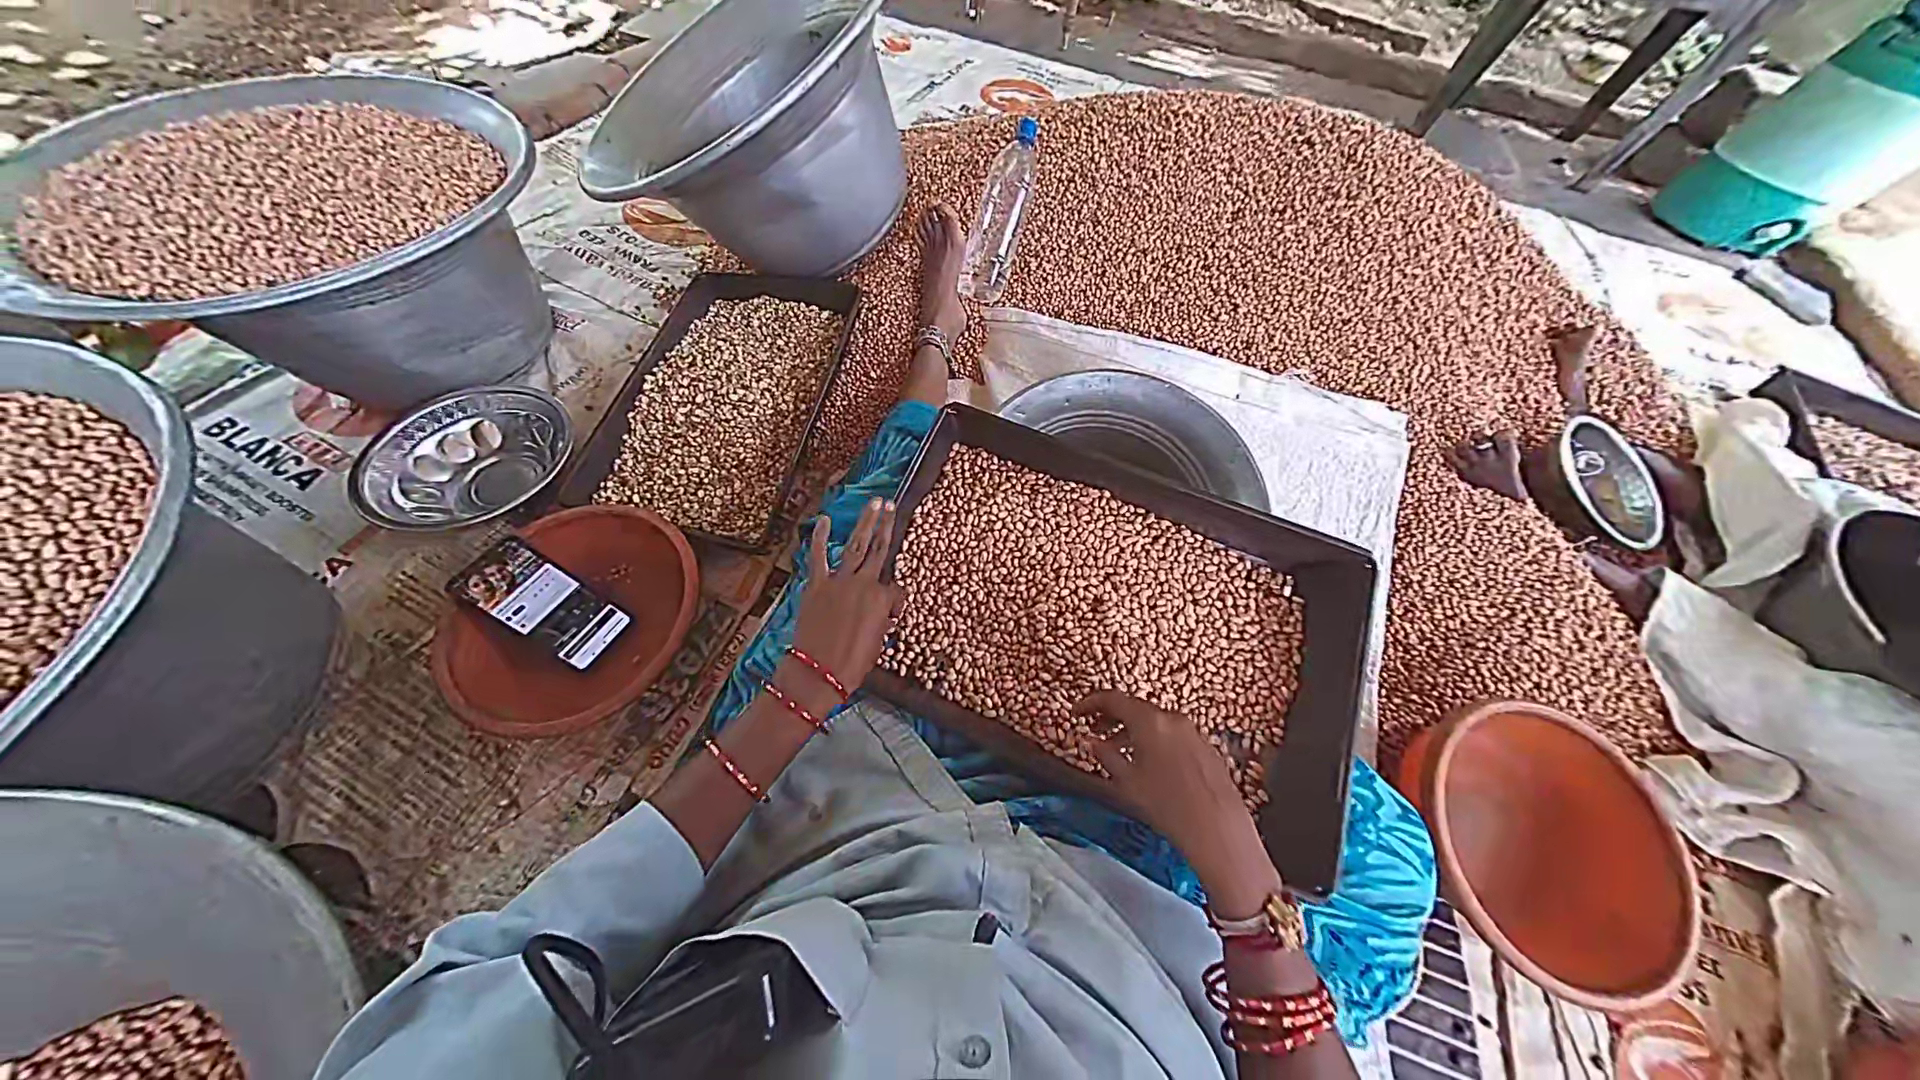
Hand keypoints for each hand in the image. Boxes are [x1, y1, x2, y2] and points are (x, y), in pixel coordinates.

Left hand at [790, 498, 899, 695]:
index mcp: (882, 598)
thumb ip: (882, 619)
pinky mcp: (816, 585)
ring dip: (865, 522)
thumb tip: (883, 611)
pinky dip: (820, 538)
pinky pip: (818, 557)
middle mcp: (863, 584)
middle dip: (886, 525)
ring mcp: (839, 582)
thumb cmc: (852, 663)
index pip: (894, 589)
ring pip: (856, 545)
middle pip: (879, 549)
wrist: (818, 671)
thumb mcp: (878, 642)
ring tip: (874, 503)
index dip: (894, 602)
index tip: (890, 616)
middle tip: (890, 504)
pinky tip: (825, 520)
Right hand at [1076, 691, 1279, 913]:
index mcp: (1149, 721)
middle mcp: (1172, 719)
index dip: (1091, 703)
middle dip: (1111, 717)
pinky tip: (1147, 764)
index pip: (1112, 699)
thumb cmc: (1168, 805)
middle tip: (1094, 729)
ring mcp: (1192, 732)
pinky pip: (1172, 735)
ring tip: (1117, 750)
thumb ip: (1105, 755)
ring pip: (1154, 722)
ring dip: (1132, 730)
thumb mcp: (1126, 782)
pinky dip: (1154, 740)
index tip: (1078, 712)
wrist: (1216, 828)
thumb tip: (1093, 742)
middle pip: (1135, 708)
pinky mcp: (1205, 748)